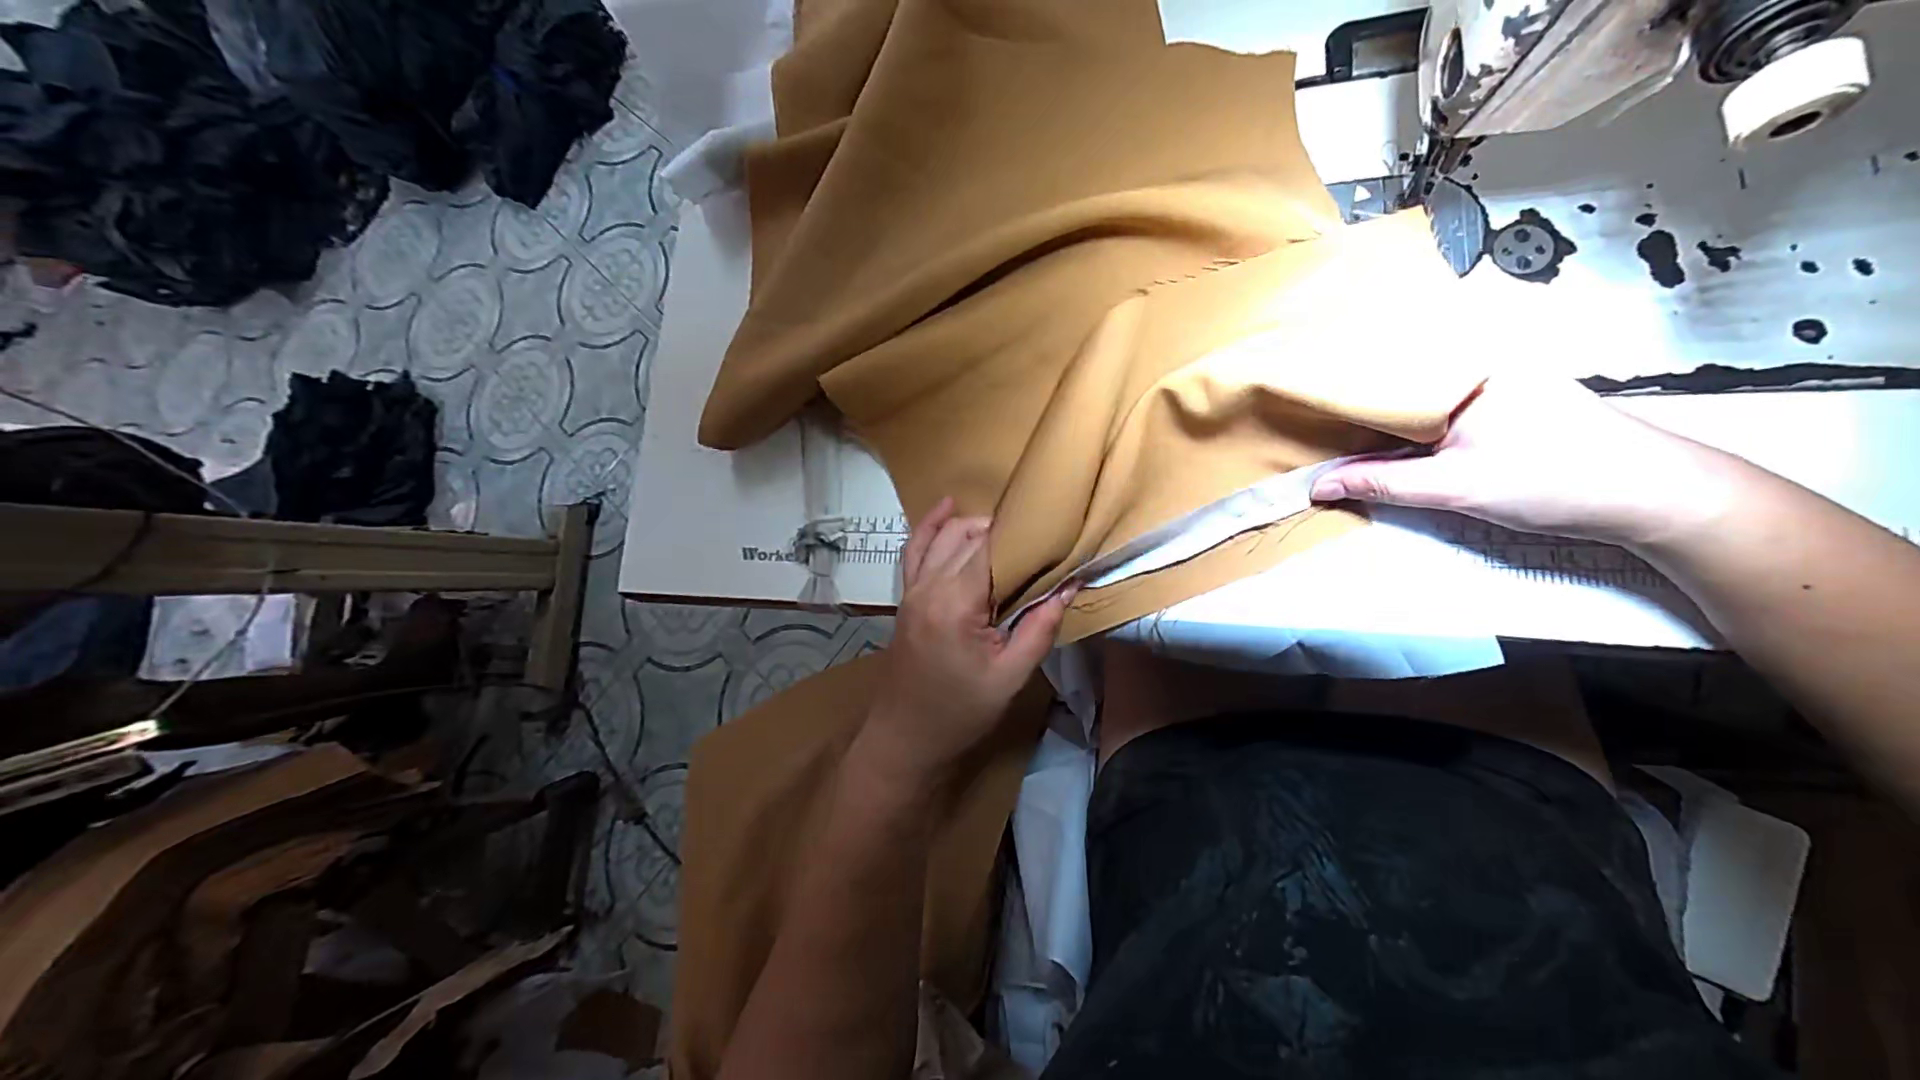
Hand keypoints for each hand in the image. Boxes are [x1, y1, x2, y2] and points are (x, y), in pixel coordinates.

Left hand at [859, 497, 1072, 784]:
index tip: (1057, 529)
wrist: (905, 739)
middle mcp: (930, 585)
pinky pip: (915, 549)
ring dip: (977, 527)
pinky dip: (931, 525)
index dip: (1025, 535)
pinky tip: (947, 505)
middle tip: (1043, 538)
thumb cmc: (960, 713)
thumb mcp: (1011, 677)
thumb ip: (1040, 627)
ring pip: (945, 536)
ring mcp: (913, 588)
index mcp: (956, 603)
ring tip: (1013, 531)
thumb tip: (1070, 583)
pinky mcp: (907, 596)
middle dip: (1007, 532)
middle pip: (971, 537)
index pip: (994, 548)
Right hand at [1310, 375, 1736, 548]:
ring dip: (1378, 418)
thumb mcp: (1455, 487)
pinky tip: (1382, 439)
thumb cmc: (1557, 481)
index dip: (1336, 389)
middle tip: (1302, 417)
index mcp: (1467, 367)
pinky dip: (1405, 426)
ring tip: (1331, 428)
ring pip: (1414, 398)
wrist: (1655, 495)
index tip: (1292, 401)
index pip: (1382, 369)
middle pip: (1395, 383)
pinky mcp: (1501, 405)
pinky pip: (1435, 409)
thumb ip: (1382, 482)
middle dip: (1352, 404)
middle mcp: (1477, 365)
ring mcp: (1492, 383)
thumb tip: (1319, 485)